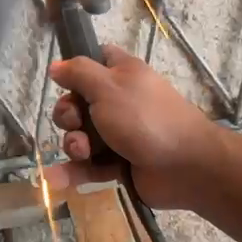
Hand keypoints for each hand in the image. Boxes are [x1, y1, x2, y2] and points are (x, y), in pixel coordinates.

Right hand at [46, 44, 219, 208]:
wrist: (186, 167)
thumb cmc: (145, 117)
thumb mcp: (108, 86)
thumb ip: (78, 73)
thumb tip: (55, 66)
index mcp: (121, 75)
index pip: (95, 60)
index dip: (77, 69)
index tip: (64, 80)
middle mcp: (119, 102)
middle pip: (78, 103)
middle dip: (68, 115)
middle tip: (75, 122)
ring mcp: (119, 134)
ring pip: (80, 135)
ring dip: (74, 144)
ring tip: (83, 152)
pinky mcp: (119, 164)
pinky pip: (89, 165)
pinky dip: (73, 171)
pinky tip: (54, 180)